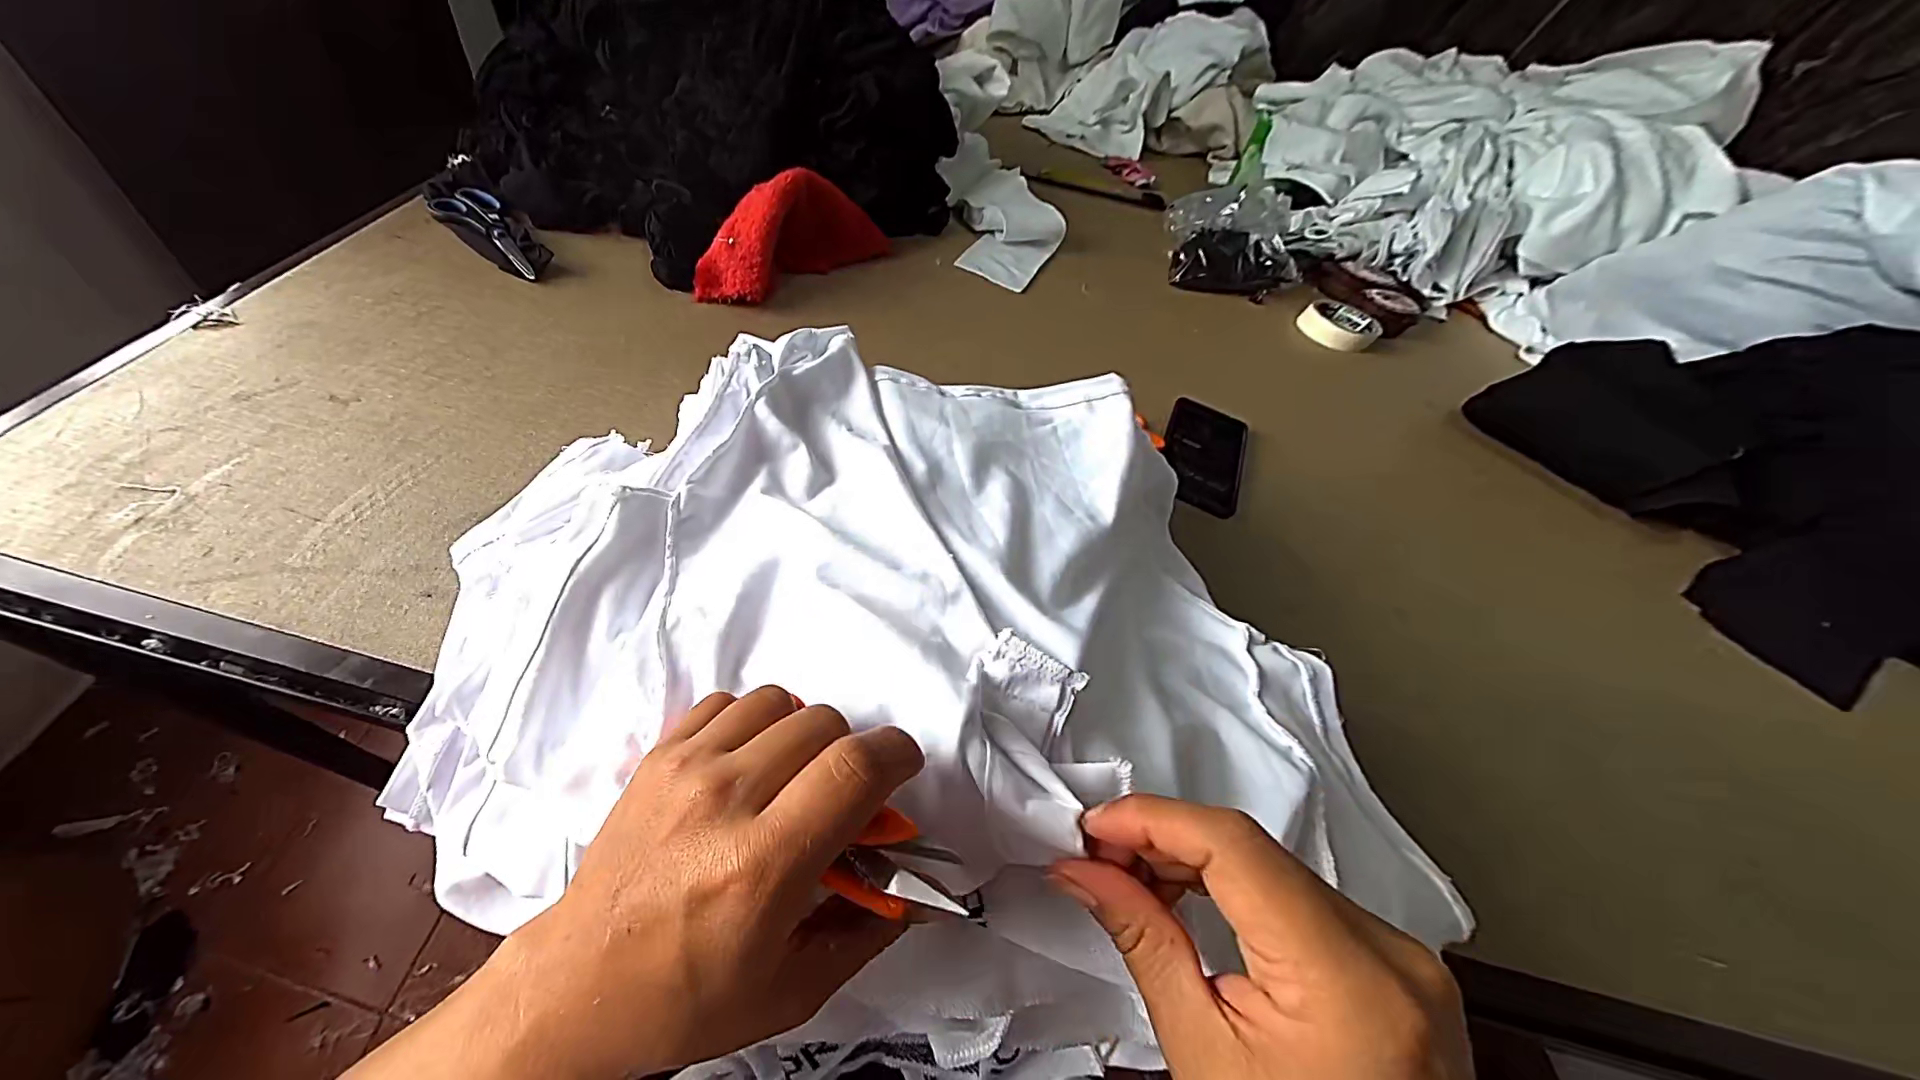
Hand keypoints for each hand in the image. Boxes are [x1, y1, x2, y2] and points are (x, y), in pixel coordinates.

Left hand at [350, 687, 924, 1079]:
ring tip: (794, 775)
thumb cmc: (689, 997)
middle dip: (853, 750)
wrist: (579, 983)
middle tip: (843, 793)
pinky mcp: (660, 756)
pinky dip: (756, 720)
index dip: (896, 753)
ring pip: (781, 701)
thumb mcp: (797, 986)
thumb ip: (871, 929)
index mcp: (764, 866)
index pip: (854, 768)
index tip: (902, 767)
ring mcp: (685, 770)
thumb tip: (920, 890)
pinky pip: (731, 700)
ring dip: (804, 731)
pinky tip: (749, 762)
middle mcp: (724, 802)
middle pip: (825, 723)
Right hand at [1048, 795, 1471, 1079]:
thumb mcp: (1204, 1056)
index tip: (1098, 824)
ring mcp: (1396, 954)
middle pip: (1249, 846)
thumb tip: (1089, 875)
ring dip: (1191, 858)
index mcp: (1345, 979)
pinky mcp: (1388, 960)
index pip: (1232, 845)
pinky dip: (1230, 883)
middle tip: (1101, 856)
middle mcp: (1388, 954)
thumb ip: (1144, 943)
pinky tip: (1186, 893)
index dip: (1153, 819)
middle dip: (1163, 839)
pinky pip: (1294, 888)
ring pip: (1269, 859)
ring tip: (1133, 877)